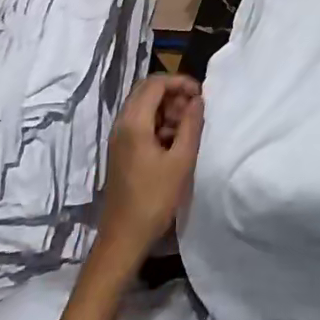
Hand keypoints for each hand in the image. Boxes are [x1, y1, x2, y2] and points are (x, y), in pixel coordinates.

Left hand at [98, 74, 203, 254]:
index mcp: (134, 122)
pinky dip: (158, 122)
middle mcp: (121, 124)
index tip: (201, 95)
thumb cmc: (154, 198)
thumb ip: (191, 125)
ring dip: (166, 108)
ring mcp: (118, 137)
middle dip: (173, 93)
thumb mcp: (181, 161)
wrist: (124, 237)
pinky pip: (139, 122)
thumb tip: (198, 100)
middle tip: (194, 109)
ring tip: (187, 127)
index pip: (156, 83)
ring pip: (143, 106)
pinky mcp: (120, 150)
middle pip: (146, 91)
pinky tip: (174, 141)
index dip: (180, 82)